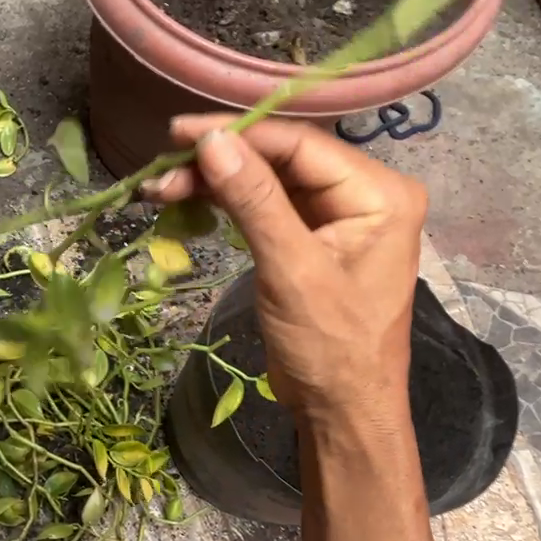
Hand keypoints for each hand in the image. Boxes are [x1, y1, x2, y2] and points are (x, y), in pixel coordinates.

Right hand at [148, 115, 426, 422]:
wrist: (341, 407)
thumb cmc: (329, 346)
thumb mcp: (291, 270)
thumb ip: (254, 202)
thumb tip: (211, 142)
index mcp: (378, 193)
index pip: (299, 145)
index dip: (237, 133)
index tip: (178, 133)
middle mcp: (362, 194)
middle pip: (280, 160)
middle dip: (218, 161)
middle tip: (161, 170)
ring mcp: (335, 217)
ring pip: (266, 182)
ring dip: (213, 184)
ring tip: (161, 190)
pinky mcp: (310, 239)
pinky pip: (263, 208)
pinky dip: (224, 205)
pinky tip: (187, 203)